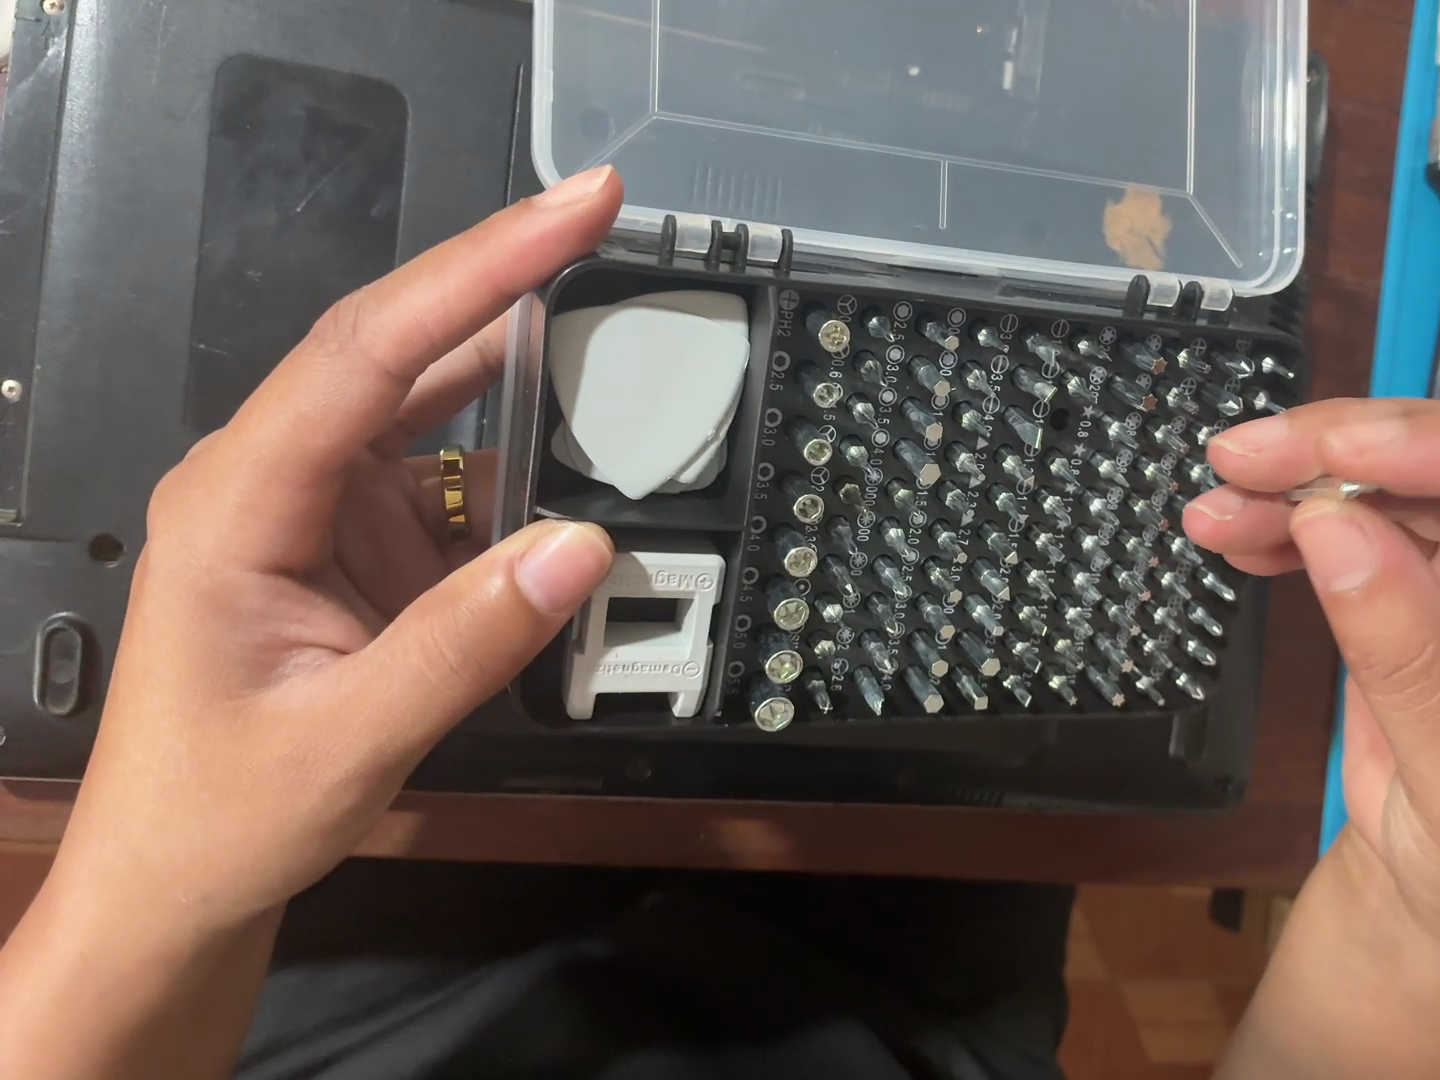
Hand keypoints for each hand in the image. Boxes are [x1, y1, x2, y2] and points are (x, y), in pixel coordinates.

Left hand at [54, 166, 624, 931]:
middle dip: (504, 270)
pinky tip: (573, 427)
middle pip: (403, 337)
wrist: (187, 869)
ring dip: (517, 344)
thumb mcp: (351, 736)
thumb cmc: (232, 808)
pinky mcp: (374, 532)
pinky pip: (458, 460)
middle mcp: (284, 473)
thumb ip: (468, 640)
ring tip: (601, 304)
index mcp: (247, 497)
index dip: (482, 269)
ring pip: (432, 390)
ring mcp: (332, 500)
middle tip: (598, 218)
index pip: (375, 347)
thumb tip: (585, 545)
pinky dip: (523, 435)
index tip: (573, 214)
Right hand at [1189, 400, 1439, 1076]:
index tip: (1338, 449)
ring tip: (1217, 500)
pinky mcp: (1437, 571)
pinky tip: (1234, 532)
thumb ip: (1409, 652)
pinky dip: (1291, 523)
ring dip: (1303, 484)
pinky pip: (1360, 519)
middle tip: (1247, 455)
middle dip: (1355, 450)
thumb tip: (1325, 522)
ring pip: (1405, 479)